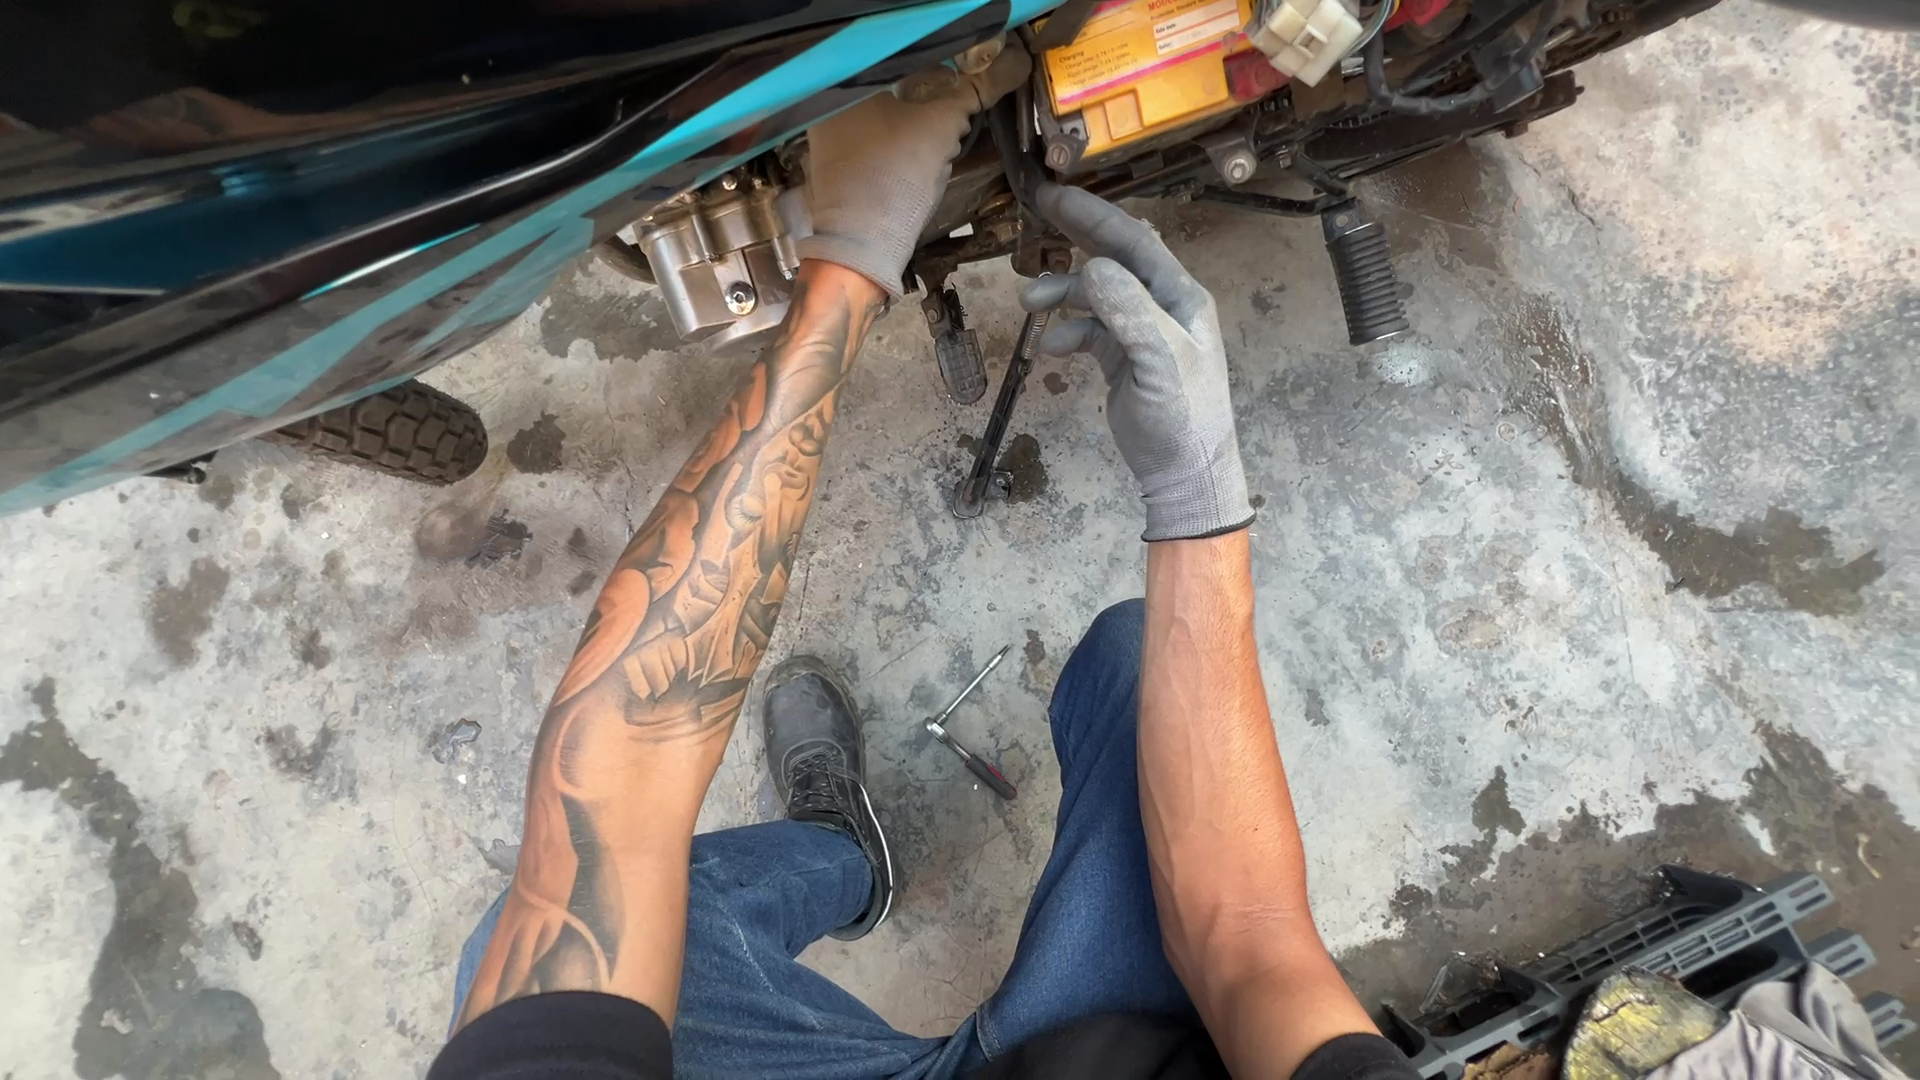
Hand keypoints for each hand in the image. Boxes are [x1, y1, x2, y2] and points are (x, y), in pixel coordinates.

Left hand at [799, 45, 1030, 296]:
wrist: (863, 248)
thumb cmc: (897, 179)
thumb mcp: (943, 127)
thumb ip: (976, 90)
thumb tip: (1015, 62)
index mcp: (848, 83)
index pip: (900, 61)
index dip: (935, 72)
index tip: (955, 87)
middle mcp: (827, 107)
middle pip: (887, 91)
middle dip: (921, 101)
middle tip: (948, 117)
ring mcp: (824, 143)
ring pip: (877, 121)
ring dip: (907, 128)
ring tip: (931, 145)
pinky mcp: (830, 174)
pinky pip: (868, 150)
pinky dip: (890, 153)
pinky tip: (907, 168)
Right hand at [1020, 184, 1253, 541]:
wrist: (1183, 471)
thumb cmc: (1183, 417)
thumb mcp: (1161, 360)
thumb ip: (1130, 312)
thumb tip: (1094, 269)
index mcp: (1178, 297)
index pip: (1134, 241)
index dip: (1094, 215)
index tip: (1053, 196)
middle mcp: (1161, 306)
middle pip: (1114, 257)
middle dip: (1076, 235)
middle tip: (1036, 213)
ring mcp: (1141, 333)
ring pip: (1096, 297)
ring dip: (1063, 294)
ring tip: (1028, 302)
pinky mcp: (1123, 359)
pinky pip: (1091, 332)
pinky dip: (1069, 332)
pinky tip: (1052, 347)